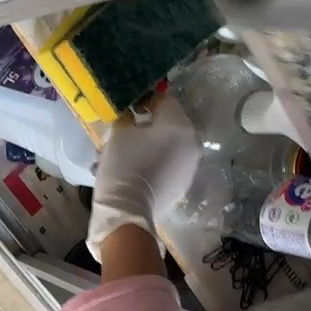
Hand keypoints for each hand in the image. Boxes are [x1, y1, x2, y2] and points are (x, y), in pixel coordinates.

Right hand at [85, 96, 199, 260]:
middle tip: (131, 133)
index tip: (131, 110)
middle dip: (152, 125)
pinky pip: (173, 164)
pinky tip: (142, 171)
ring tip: (135, 155)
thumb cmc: (122, 167)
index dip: (146, 101)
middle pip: (171, 123)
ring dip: (156, 145)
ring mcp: (191, 164)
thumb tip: (130, 113)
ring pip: (173, 144)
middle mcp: (192, 140)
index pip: (164, 100)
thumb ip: (126, 117)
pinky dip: (160, 162)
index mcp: (178, 124)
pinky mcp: (184, 182)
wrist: (128, 211)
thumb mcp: (118, 135)